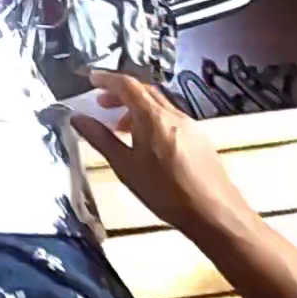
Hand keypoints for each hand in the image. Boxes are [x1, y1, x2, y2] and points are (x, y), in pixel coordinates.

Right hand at [70, 71, 253, 236]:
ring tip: (120, 127)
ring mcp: (191, 127)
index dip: (106, 79)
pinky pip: (170, 118)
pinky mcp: (201, 141)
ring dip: (135, 107)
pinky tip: (146, 143)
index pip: (127, 85)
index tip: (91, 80)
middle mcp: (173, 115)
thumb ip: (100, 138)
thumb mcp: (125, 166)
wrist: (219, 218)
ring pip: (158, 105)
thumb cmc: (166, 192)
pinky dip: (151, 119)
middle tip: (101, 104)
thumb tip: (77, 118)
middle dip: (119, 93)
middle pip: (143, 91)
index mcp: (153, 117)